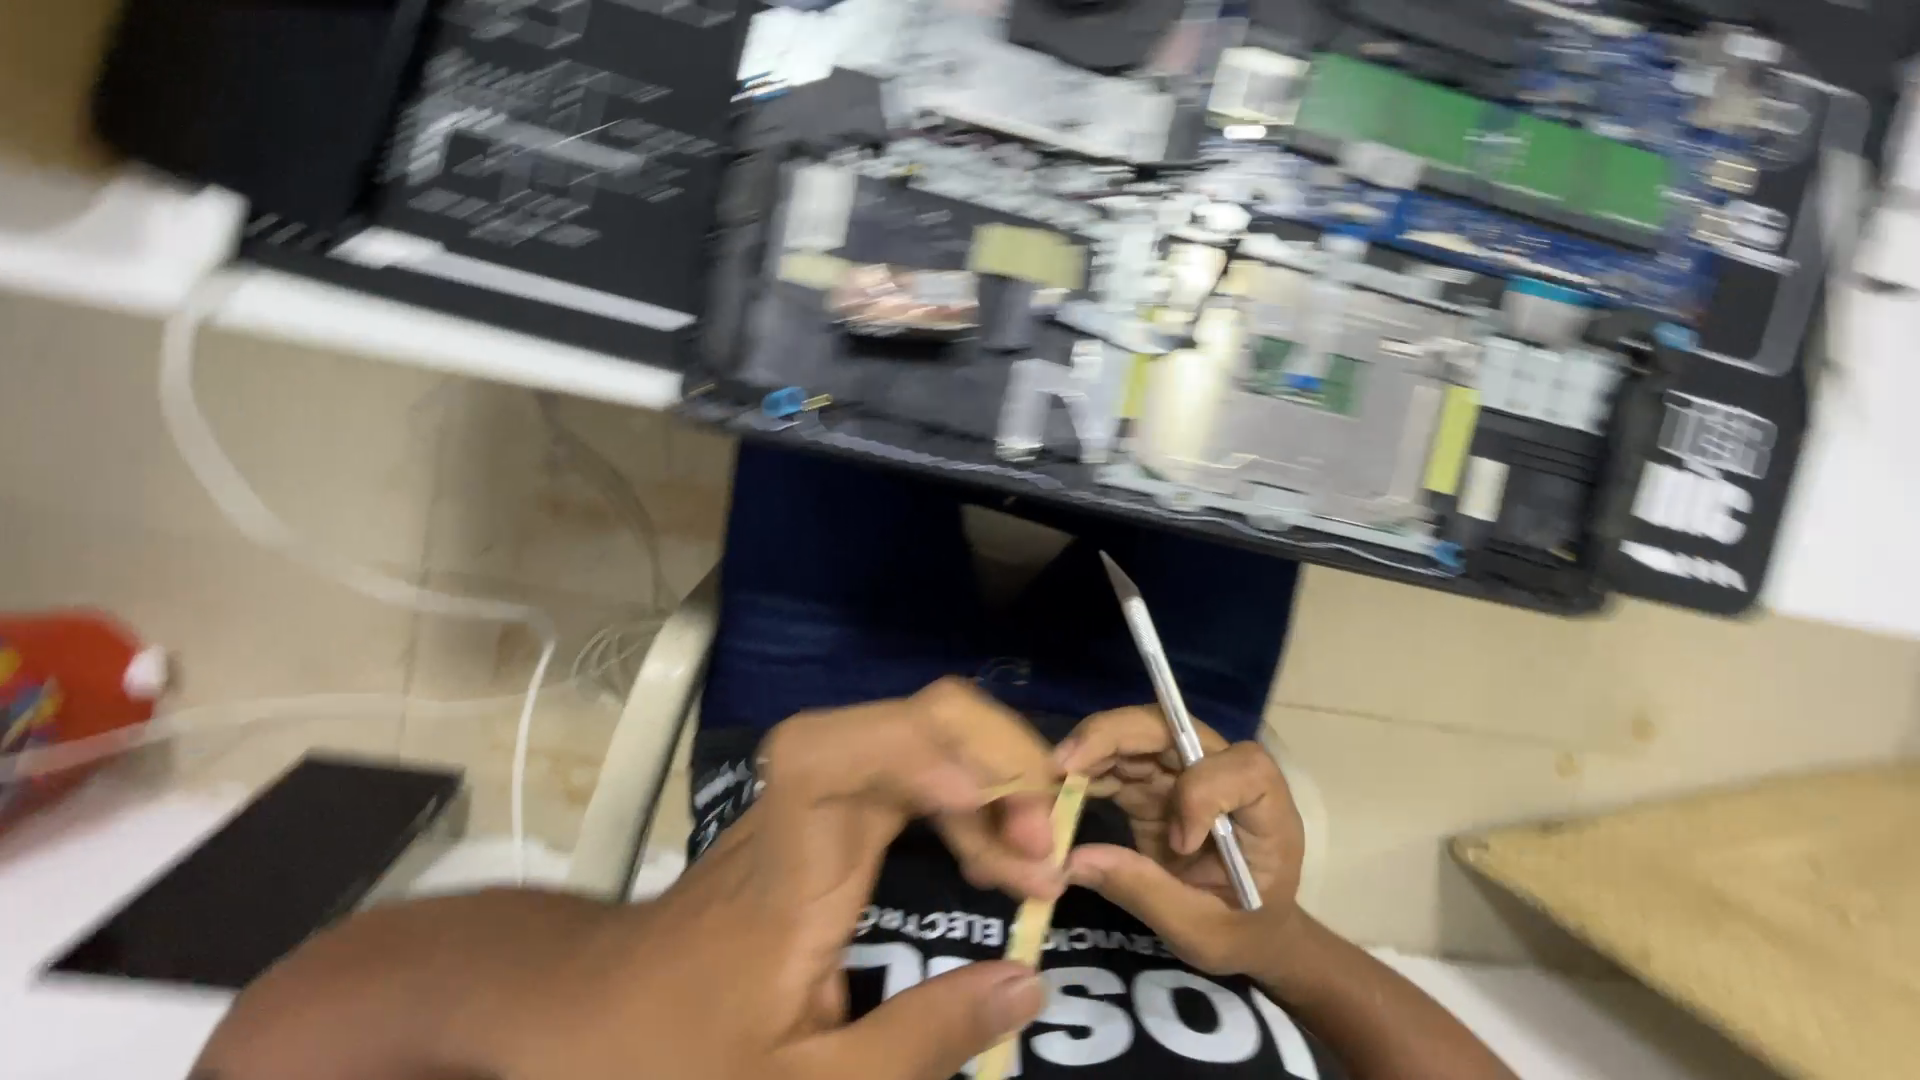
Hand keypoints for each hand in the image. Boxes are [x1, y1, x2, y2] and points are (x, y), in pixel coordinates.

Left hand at [195, 679, 1062, 1079]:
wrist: (588, 1014)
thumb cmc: (672, 1058)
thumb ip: (920, 1042)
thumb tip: (1028, 978)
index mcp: (786, 872)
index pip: (825, 757)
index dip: (911, 750)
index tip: (980, 805)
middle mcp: (802, 813)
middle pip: (898, 723)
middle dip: (991, 760)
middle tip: (1044, 847)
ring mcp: (813, 804)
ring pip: (913, 737)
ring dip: (987, 777)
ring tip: (1034, 857)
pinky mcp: (825, 814)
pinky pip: (910, 774)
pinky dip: (963, 799)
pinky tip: (991, 852)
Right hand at [1055, 706, 1306, 976]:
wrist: (1247, 932)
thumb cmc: (1243, 931)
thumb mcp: (1204, 932)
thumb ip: (1145, 891)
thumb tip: (1072, 861)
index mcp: (1265, 810)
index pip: (1240, 769)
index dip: (1202, 793)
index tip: (1181, 845)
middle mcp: (1225, 774)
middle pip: (1174, 729)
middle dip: (1117, 736)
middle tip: (1065, 762)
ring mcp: (1186, 773)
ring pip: (1139, 733)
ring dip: (1092, 746)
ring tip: (1052, 774)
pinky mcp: (1156, 783)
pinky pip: (1118, 761)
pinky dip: (1087, 768)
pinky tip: (1060, 786)